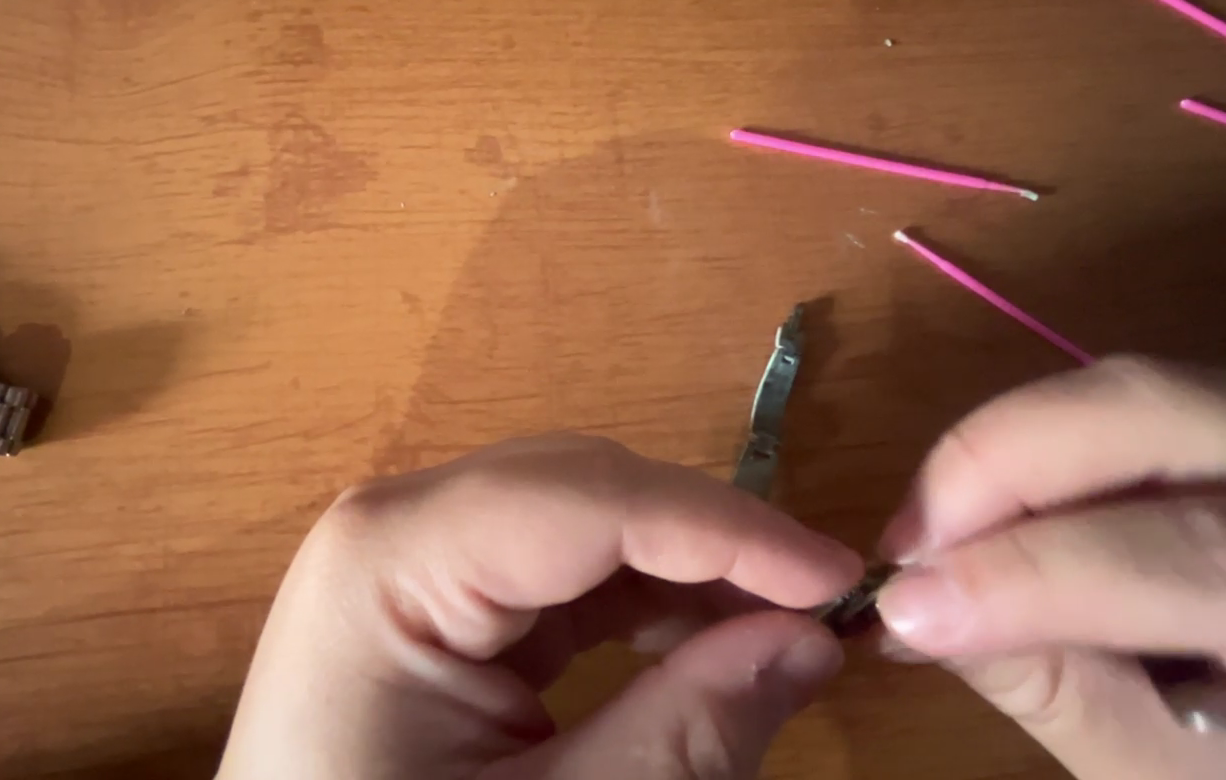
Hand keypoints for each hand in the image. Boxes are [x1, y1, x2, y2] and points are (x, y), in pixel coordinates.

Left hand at [217, 434, 863, 779]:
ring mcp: (412, 546)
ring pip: (579, 517)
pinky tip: (696, 639)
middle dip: (705, 539)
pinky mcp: (435, 588)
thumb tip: (810, 641)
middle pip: (583, 490)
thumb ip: (682, 735)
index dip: (720, 526)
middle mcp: (398, 519)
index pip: (586, 498)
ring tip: (772, 626)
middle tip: (816, 605)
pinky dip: (635, 597)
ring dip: (680, 567)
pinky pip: (554, 566)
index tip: (834, 571)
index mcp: (391, 553)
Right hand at [874, 357, 1225, 779]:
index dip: (1039, 574)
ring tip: (933, 532)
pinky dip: (1025, 449)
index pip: (1221, 559)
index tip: (904, 606)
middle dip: (994, 463)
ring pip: (1122, 387)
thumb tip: (908, 609)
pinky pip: (1114, 402)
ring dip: (995, 451)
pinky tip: (989, 510)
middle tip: (909, 544)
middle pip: (1157, 408)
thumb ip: (1062, 694)